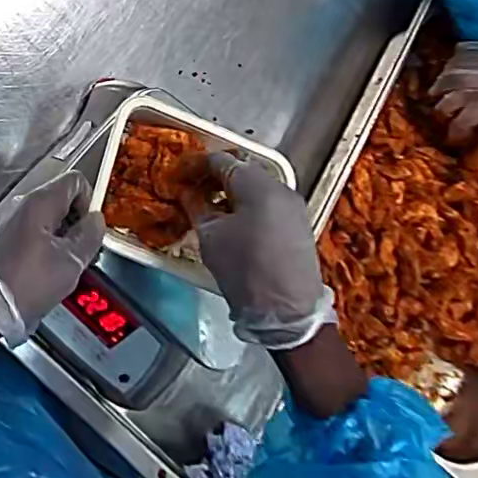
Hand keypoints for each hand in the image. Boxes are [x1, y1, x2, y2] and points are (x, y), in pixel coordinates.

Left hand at [0, 169, 104, 345]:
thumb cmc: (27, 283)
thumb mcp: (70, 262)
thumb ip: (89, 235)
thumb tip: (96, 220)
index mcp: (40, 202)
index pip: (75, 180)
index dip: (90, 201)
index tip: (90, 227)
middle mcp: (23, 203)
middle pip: (62, 196)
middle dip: (77, 220)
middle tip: (80, 249)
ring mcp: (12, 218)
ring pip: (49, 214)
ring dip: (62, 234)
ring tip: (64, 262)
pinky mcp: (6, 235)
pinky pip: (35, 228)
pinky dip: (46, 242)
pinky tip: (46, 267)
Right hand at [186, 152, 335, 349]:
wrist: (288, 316)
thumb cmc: (245, 270)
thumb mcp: (210, 235)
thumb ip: (196, 204)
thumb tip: (188, 191)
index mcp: (258, 186)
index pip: (221, 161)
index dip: (196, 165)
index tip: (179, 174)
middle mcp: (281, 189)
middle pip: (241, 170)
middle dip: (213, 177)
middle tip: (191, 189)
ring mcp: (293, 207)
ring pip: (255, 186)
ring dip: (230, 192)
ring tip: (208, 206)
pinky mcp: (298, 225)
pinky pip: (267, 203)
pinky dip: (247, 204)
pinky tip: (231, 221)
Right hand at [430, 43, 477, 147]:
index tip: (477, 157)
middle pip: (462, 126)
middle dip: (455, 137)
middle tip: (450, 142)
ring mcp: (464, 89)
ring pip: (445, 110)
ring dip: (441, 116)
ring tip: (438, 119)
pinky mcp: (450, 76)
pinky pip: (437, 89)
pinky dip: (434, 94)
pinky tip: (433, 96)